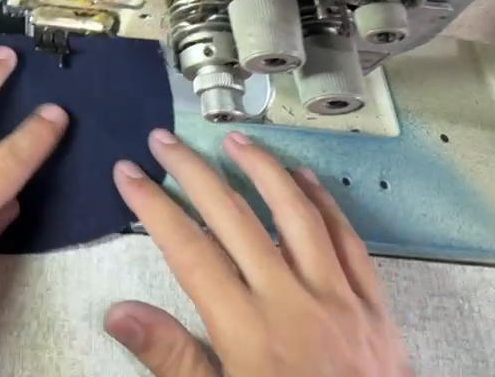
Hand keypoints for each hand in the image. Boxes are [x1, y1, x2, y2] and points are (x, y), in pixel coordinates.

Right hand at [107, 129, 408, 376]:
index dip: (153, 205)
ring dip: (261, 169)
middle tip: (164, 139)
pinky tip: (304, 177)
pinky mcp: (376, 309)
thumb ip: (172, 358)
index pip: (188, 250)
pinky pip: (349, 242)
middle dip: (193, 171)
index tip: (127, 171)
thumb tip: (117, 311)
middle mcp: (291, 302)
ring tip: (232, 139)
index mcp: (248, 331)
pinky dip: (324, 203)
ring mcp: (339, 300)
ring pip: (296, 215)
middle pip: (234, 217)